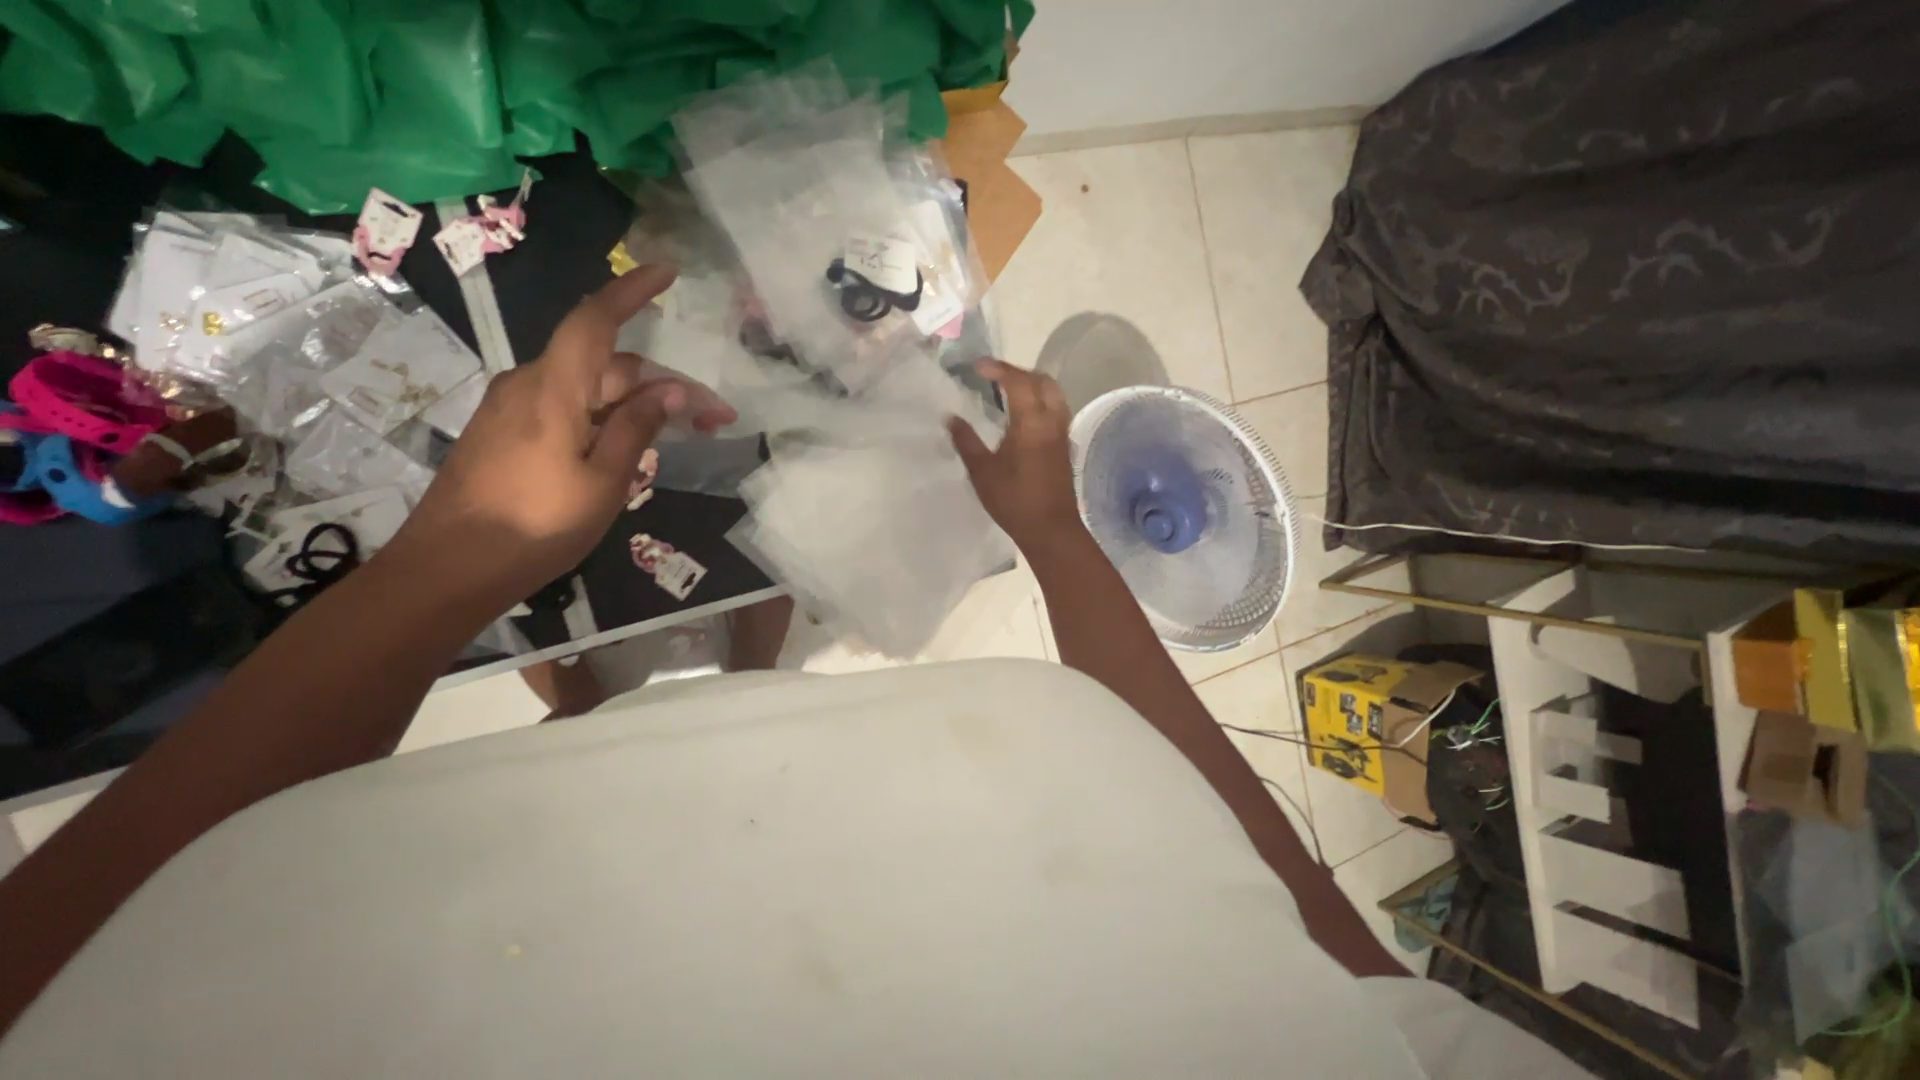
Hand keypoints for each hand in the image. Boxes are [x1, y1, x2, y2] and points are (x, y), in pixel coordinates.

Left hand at [389, 266, 728, 604]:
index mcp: (554, 389)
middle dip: (661, 385)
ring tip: (676, 440)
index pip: (595, 321)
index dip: (631, 292)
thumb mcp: (602, 482)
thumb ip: (636, 430)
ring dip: (634, 405)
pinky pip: (565, 409)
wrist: (449, 567)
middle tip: (713, 419)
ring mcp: (511, 409)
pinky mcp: (504, 433)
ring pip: (586, 390)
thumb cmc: (535, 525)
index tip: (666, 273)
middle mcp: (529, 385)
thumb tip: (672, 391)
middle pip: (605, 366)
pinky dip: (603, 418)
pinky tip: (625, 450)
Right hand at [947, 358, 1084, 552]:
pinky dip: (1039, 400)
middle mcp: (1052, 420)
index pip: (1018, 381)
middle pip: (1042, 380)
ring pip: (1053, 393)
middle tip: (993, 376)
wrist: (1051, 529)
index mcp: (1031, 422)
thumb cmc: (1014, 500)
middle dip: (1018, 372)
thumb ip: (966, 441)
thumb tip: (951, 417)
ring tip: (1006, 392)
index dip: (998, 368)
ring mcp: (1062, 432)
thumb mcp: (982, 471)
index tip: (977, 367)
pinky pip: (1055, 409)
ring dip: (1032, 384)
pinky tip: (1021, 415)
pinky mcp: (1065, 445)